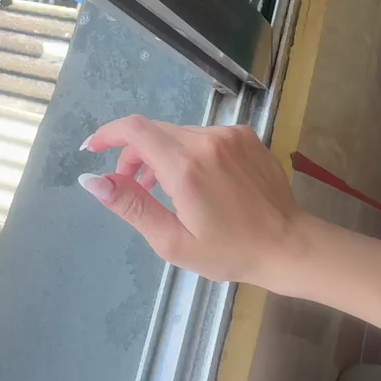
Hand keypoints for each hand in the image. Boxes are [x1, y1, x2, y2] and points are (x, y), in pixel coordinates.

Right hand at [80, 115, 318, 290]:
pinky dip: (190, 151)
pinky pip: (205, 135)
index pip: (135, 129)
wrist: (288, 244)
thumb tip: (93, 180)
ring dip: (164, 154)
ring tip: (166, 189)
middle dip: (134, 153)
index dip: (108, 134)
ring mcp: (229, 133)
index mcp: (186, 166)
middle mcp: (206, 139)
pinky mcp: (245, 134)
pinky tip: (201, 182)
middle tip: (132, 184)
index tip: (92, 148)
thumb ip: (131, 204)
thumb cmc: (228, 251)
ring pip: (180, 133)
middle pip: (155, 130)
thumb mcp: (172, 240)